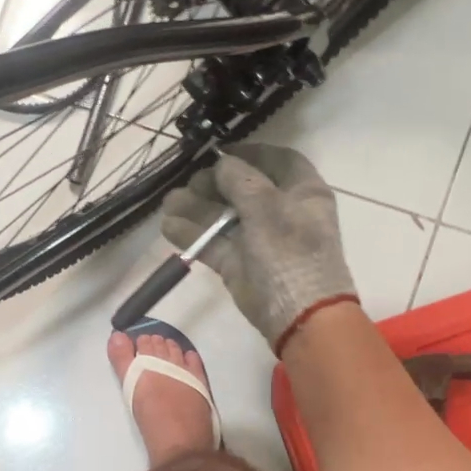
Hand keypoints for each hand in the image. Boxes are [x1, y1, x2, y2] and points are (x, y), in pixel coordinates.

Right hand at [163, 143, 355, 350]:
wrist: (299, 317)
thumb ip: (241, 180)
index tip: (218, 153)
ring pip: (224, 218)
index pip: (277, 161)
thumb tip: (221, 165)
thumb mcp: (268, 207)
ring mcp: (260, 241)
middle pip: (244, 189)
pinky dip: (193, 235)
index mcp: (302, 192)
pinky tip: (168, 226)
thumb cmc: (291, 254)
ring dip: (196, 209)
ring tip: (168, 203)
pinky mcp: (241, 266)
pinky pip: (214, 244)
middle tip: (189, 183)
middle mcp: (281, 213)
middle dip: (213, 184)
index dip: (249, 153)